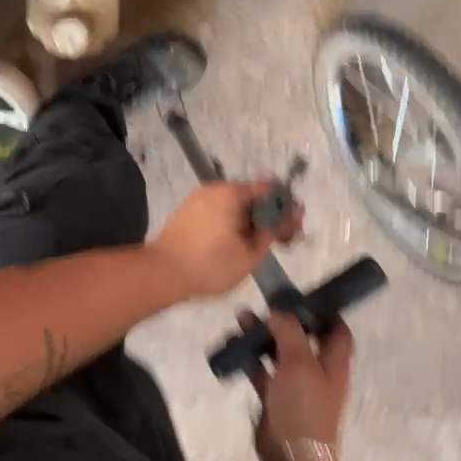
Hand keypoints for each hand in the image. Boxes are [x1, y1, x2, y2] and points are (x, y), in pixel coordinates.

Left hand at [150, 181, 302, 297]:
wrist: (163, 272)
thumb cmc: (210, 264)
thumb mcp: (250, 254)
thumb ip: (272, 232)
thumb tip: (287, 218)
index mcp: (231, 192)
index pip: (268, 189)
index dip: (286, 205)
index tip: (297, 225)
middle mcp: (214, 188)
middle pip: (251, 196)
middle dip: (271, 215)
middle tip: (286, 238)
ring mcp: (198, 199)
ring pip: (234, 205)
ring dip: (252, 220)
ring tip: (265, 244)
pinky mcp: (188, 212)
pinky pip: (219, 211)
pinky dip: (234, 223)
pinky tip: (241, 242)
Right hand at [241, 311, 354, 460]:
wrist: (293, 459)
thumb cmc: (304, 407)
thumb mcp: (299, 362)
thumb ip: (290, 330)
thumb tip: (278, 311)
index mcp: (333, 363)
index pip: (337, 330)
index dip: (325, 310)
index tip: (303, 292)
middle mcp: (317, 371)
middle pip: (303, 337)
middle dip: (284, 318)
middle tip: (264, 301)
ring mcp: (296, 386)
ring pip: (279, 351)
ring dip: (262, 334)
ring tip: (241, 318)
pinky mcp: (276, 398)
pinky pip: (261, 370)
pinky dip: (249, 357)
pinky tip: (234, 345)